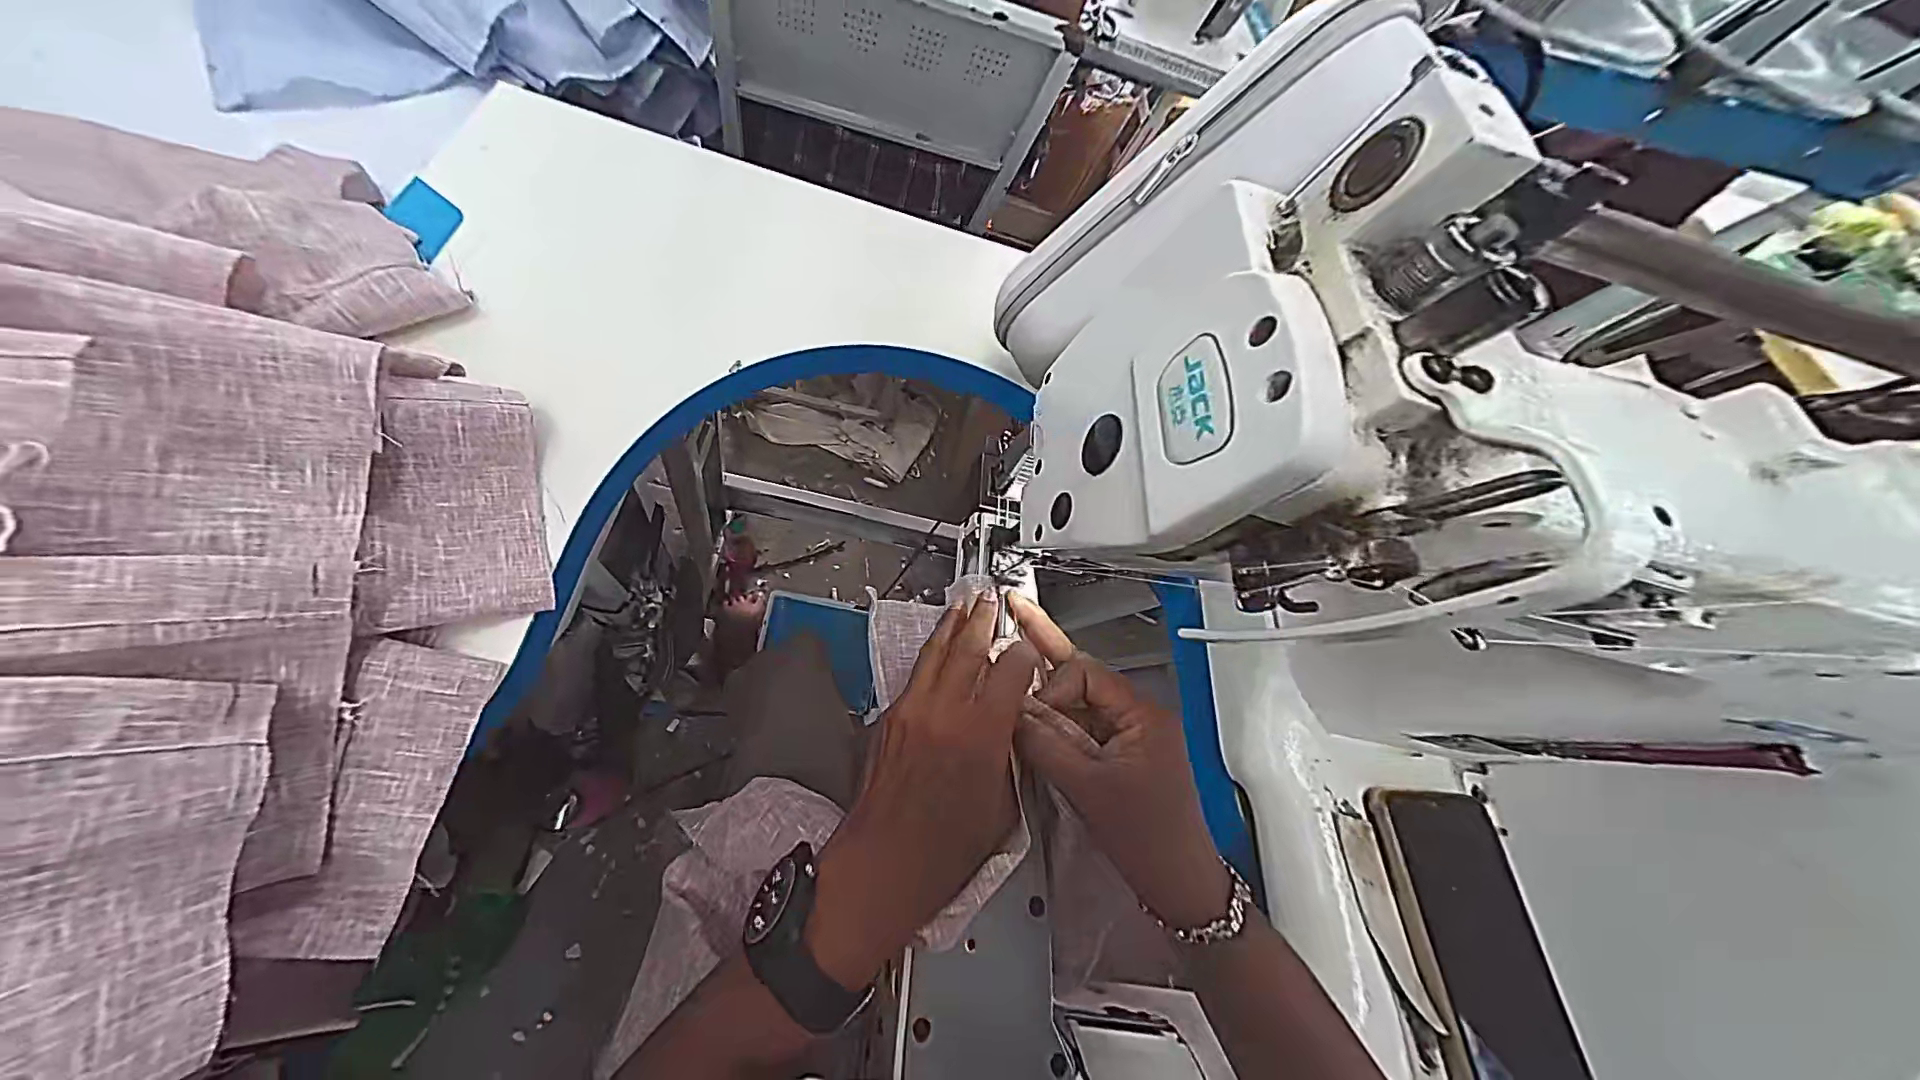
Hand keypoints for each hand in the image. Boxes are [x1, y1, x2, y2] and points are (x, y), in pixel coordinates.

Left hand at [805, 591, 1039, 987]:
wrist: (882, 862)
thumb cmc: (942, 850)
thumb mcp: (1001, 806)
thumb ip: (1009, 756)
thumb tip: (1010, 727)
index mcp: (981, 735)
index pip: (1010, 672)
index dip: (1023, 656)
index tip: (1028, 650)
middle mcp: (945, 714)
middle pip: (969, 649)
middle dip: (983, 620)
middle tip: (990, 600)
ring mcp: (913, 711)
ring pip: (937, 653)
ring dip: (952, 625)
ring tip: (963, 605)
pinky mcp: (891, 719)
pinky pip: (917, 673)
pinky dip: (932, 652)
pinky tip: (938, 645)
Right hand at [1007, 592, 1231, 929]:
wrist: (1178, 882)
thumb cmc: (1151, 840)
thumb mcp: (1088, 787)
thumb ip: (1046, 744)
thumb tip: (1012, 713)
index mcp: (1141, 713)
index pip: (1085, 674)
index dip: (1052, 689)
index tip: (1032, 718)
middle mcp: (1134, 716)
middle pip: (1081, 674)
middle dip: (1044, 647)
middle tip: (1016, 610)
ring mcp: (1124, 734)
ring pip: (1075, 700)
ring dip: (1044, 691)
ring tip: (1009, 665)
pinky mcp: (1114, 753)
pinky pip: (1077, 724)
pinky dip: (1051, 720)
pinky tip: (1026, 714)